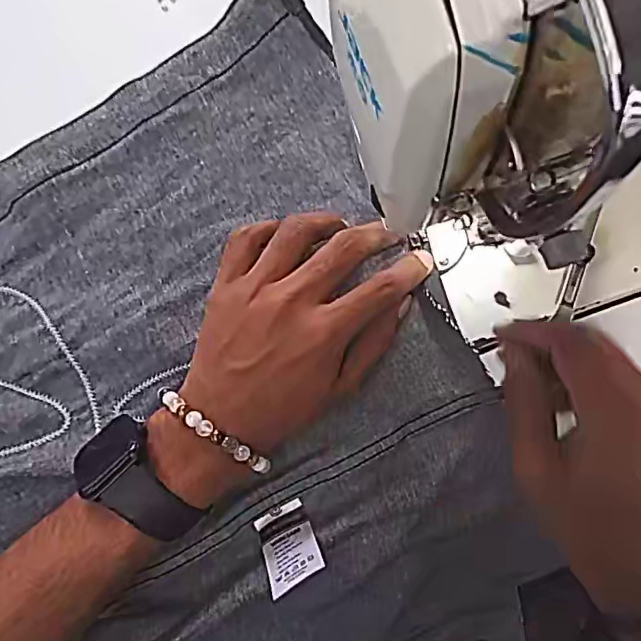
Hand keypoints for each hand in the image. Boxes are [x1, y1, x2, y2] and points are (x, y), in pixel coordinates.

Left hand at [147, 213, 432, 505]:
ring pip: (296, 231)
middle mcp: (291, 303)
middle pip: (344, 247)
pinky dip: (269, 227)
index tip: (418, 260)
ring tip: (339, 226)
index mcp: (323, 333)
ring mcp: (255, 289)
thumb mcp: (340, 388)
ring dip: (326, 221)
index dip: (408, 269)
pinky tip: (285, 234)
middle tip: (385, 235)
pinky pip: (246, 238)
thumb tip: (400, 306)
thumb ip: (373, 344)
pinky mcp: (226, 286)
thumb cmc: (282, 409)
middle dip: (375, 234)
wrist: (222, 420)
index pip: (379, 288)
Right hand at [498, 320, 640, 621]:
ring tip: (534, 384)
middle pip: (594, 342)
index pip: (571, 343)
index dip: (532, 332)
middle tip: (514, 357)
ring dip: (569, 360)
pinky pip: (625, 378)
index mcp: (615, 410)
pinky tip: (565, 401)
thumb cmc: (592, 532)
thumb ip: (524, 403)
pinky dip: (591, 377)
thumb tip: (516, 362)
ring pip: (610, 357)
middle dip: (549, 342)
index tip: (505, 336)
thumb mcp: (536, 468)